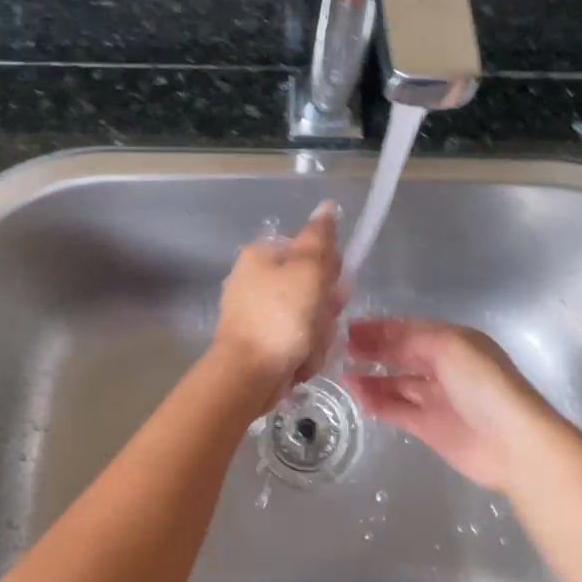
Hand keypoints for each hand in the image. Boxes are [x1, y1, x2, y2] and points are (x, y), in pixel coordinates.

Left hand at [213, 201, 344, 394]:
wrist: (248, 376)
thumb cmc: (280, 318)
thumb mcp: (308, 271)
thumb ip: (320, 239)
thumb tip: (327, 206)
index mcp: (262, 254)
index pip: (312, 251)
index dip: (329, 270)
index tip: (333, 289)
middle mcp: (254, 279)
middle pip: (312, 286)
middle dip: (324, 309)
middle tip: (320, 322)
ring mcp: (255, 312)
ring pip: (309, 317)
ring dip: (318, 334)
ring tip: (308, 347)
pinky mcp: (260, 342)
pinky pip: (297, 340)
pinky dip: (304, 352)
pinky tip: (299, 362)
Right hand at [345, 319, 556, 489]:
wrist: (512, 442)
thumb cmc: (483, 384)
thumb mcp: (449, 347)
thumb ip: (412, 341)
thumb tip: (382, 341)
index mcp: (454, 342)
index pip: (410, 330)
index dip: (381, 328)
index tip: (350, 327)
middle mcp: (445, 367)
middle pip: (402, 355)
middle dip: (373, 350)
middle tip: (341, 349)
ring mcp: (437, 399)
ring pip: (397, 384)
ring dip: (371, 379)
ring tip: (344, 377)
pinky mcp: (430, 428)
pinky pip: (398, 411)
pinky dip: (378, 403)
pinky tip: (358, 398)